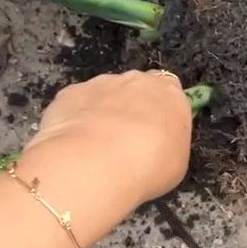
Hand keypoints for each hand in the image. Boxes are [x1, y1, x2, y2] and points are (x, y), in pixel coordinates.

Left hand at [24, 71, 191, 205]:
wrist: (95, 165)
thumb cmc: (146, 166)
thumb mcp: (176, 163)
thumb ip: (169, 142)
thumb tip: (158, 144)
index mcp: (170, 94)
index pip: (169, 91)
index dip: (161, 110)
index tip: (157, 131)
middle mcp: (137, 81)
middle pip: (136, 89)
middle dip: (132, 109)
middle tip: (127, 142)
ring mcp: (101, 84)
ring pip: (104, 94)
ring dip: (103, 114)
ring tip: (98, 148)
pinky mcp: (70, 93)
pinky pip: (76, 104)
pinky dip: (75, 119)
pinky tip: (75, 145)